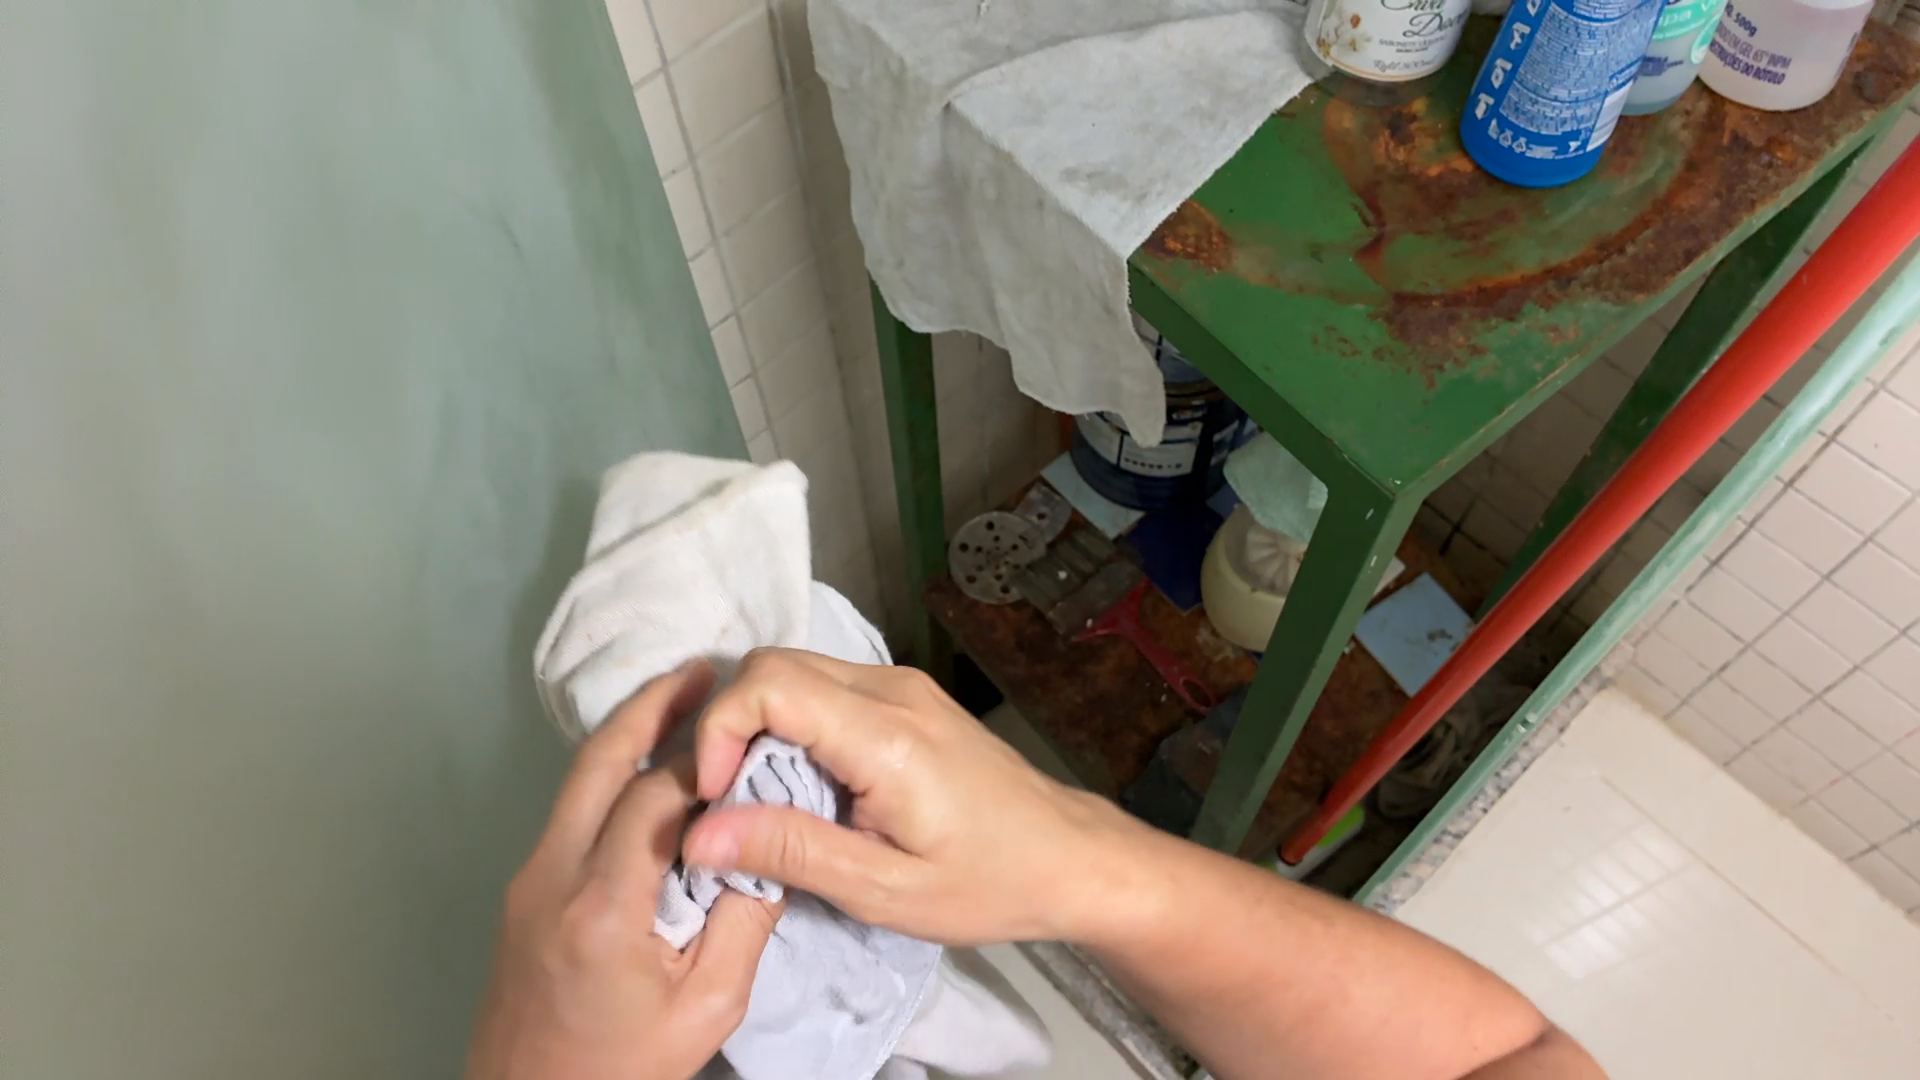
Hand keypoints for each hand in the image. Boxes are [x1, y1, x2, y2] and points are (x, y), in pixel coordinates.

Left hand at [467, 663, 781, 1079]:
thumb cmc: (626, 1068)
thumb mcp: (710, 1006)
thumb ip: (746, 917)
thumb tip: (770, 841)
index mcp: (603, 905)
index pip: (656, 797)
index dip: (705, 761)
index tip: (747, 742)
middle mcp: (552, 876)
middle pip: (600, 763)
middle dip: (652, 705)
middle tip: (702, 669)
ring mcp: (529, 878)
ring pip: (579, 778)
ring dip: (630, 729)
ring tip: (681, 694)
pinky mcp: (525, 888)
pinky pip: (574, 807)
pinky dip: (614, 768)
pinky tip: (651, 761)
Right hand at [681, 649, 1149, 945]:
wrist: (1066, 853)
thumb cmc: (986, 882)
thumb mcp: (885, 890)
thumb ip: (792, 852)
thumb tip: (700, 832)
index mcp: (886, 733)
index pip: (771, 682)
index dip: (720, 727)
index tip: (714, 794)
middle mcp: (893, 688)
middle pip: (778, 665)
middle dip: (732, 724)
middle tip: (729, 799)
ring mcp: (905, 685)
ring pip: (801, 671)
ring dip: (762, 724)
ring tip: (763, 798)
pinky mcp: (911, 695)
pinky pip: (831, 688)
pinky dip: (797, 723)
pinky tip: (807, 781)